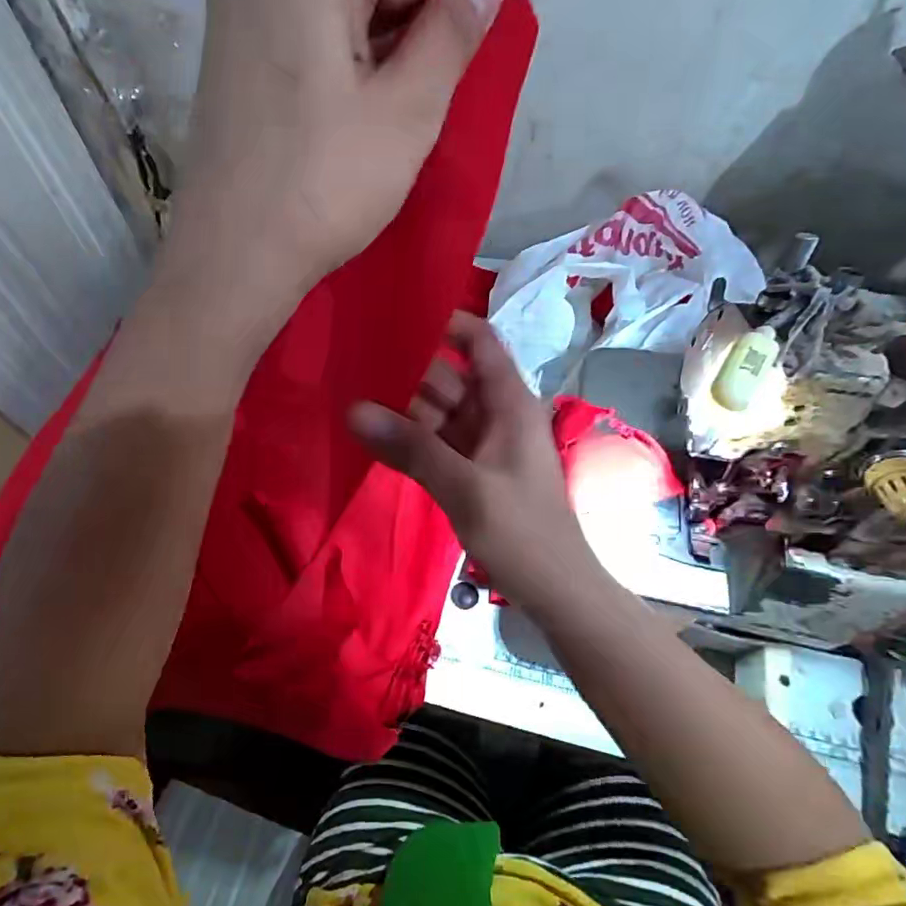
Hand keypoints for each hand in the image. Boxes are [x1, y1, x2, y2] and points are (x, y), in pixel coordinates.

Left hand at [157, 0, 508, 336]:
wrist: (234, 257)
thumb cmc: (324, 186)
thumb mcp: (406, 112)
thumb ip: (452, 35)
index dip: (450, 10)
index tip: (460, 63)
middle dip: (413, 30)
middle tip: (426, 99)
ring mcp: (238, 5)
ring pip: (342, 7)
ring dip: (382, 53)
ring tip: (392, 119)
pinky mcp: (232, 50)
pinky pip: (308, 33)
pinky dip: (345, 65)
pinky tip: (358, 117)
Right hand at [348, 312, 602, 611]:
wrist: (554, 588)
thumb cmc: (521, 532)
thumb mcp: (464, 487)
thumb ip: (411, 448)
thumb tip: (354, 410)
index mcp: (510, 403)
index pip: (479, 342)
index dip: (443, 323)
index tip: (393, 317)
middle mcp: (498, 415)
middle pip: (450, 377)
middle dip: (408, 371)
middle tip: (352, 362)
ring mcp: (486, 446)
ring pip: (441, 413)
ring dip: (405, 410)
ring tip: (351, 399)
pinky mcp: (474, 473)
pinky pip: (439, 444)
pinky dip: (413, 442)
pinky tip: (376, 439)